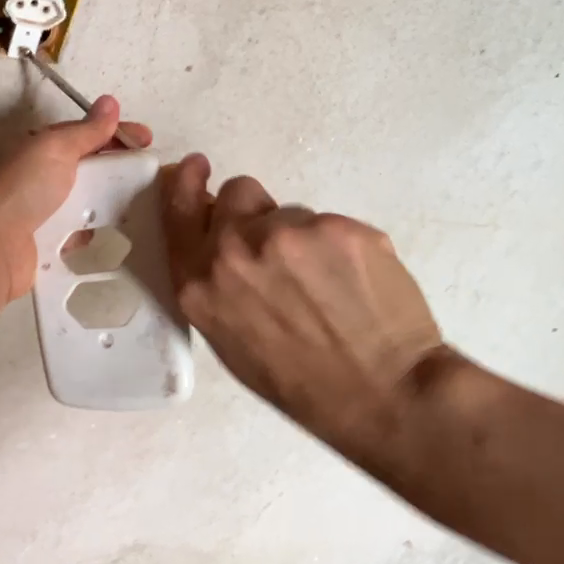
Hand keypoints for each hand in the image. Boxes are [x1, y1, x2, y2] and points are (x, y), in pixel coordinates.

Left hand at [0, 96, 151, 301]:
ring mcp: (37, 208)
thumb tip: (109, 102)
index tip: (147, 140)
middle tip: (149, 174)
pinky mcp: (42, 240)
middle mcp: (34, 174)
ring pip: (82, 198)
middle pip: (84, 166)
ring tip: (140, 205)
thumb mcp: (55, 148)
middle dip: (114, 167)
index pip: (81, 133)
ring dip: (106, 200)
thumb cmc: (21, 189)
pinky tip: (110, 232)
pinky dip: (89, 230)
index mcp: (34, 146)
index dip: (114, 133)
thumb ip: (85, 131)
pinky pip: (75, 230)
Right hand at [160, 155, 448, 456]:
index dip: (184, 183)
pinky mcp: (337, 228)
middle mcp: (232, 252)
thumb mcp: (229, 337)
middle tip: (283, 251)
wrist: (384, 397)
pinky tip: (358, 285)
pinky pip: (332, 224)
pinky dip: (343, 248)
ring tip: (329, 285)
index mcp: (199, 284)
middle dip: (255, 213)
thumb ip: (213, 282)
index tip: (196, 165)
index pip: (179, 212)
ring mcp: (286, 235)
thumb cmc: (298, 381)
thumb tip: (217, 237)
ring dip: (302, 237)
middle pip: (236, 194)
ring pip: (290, 212)